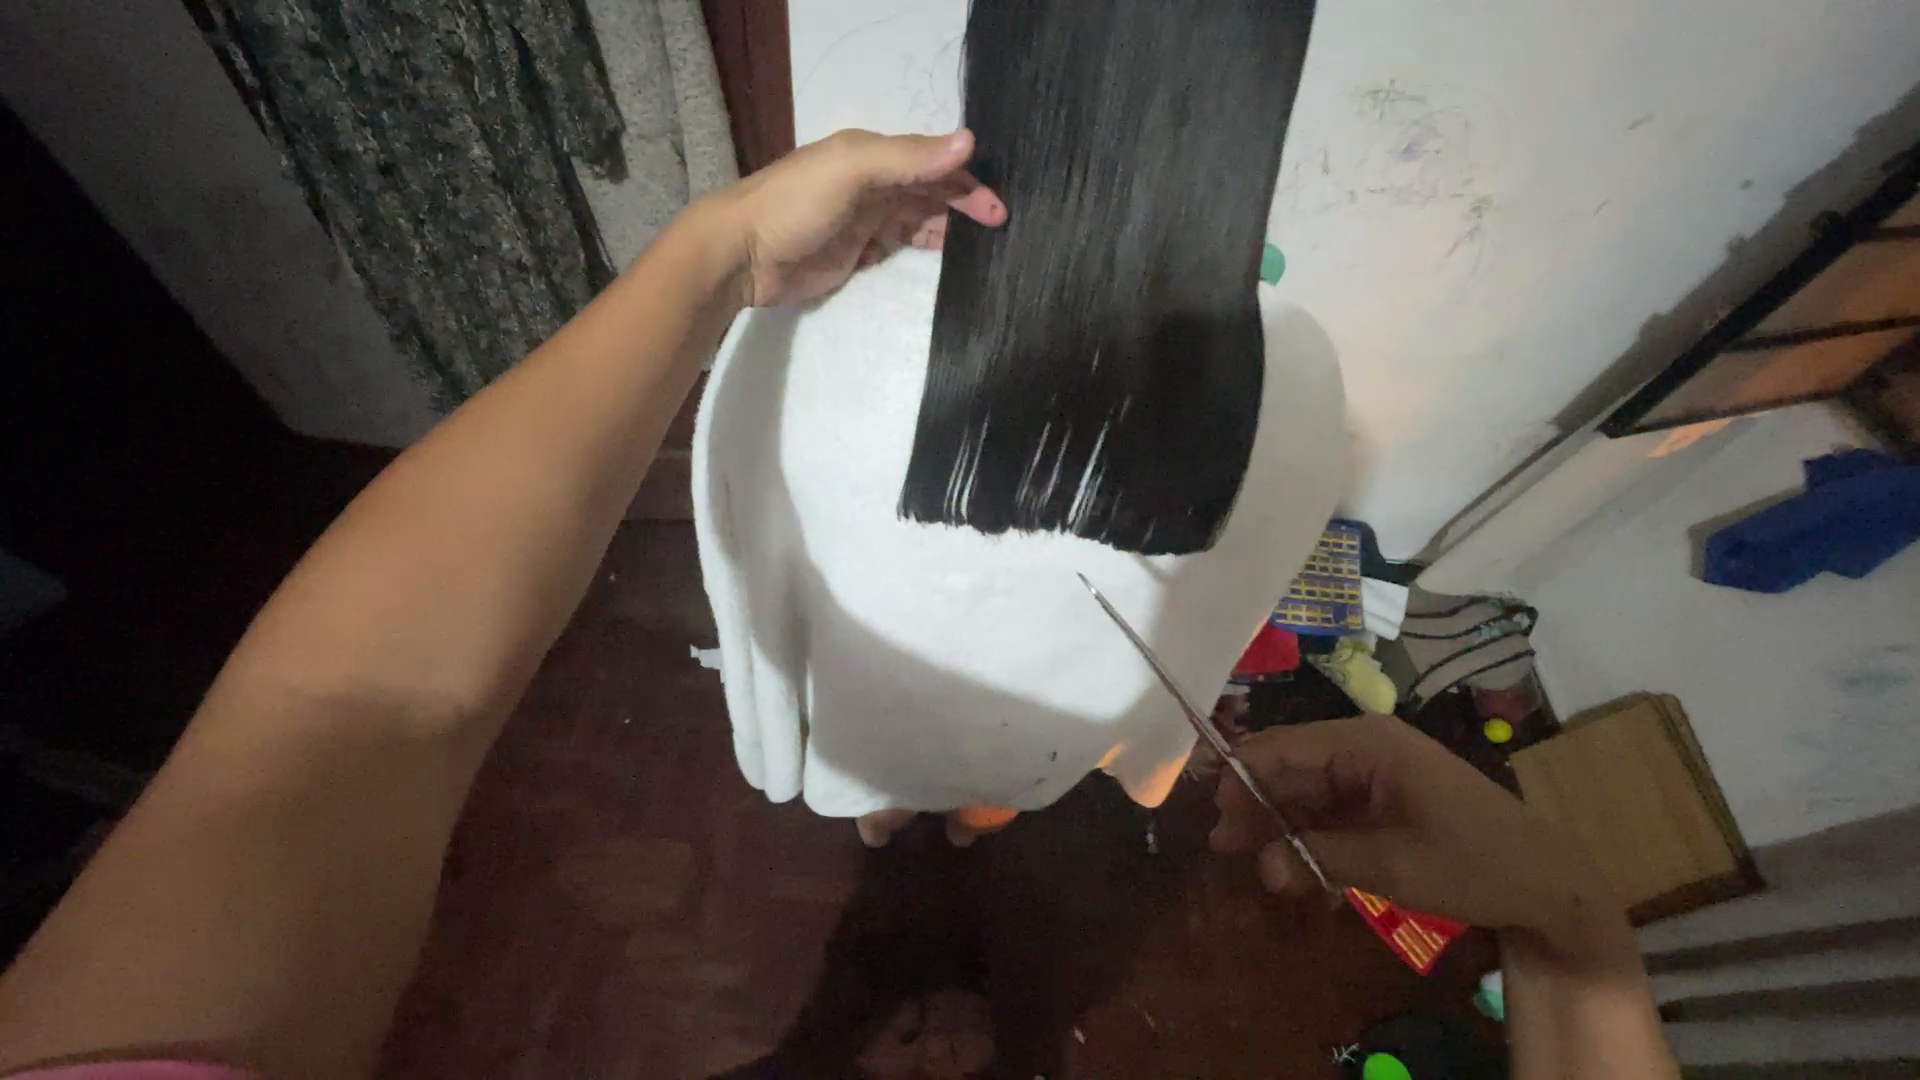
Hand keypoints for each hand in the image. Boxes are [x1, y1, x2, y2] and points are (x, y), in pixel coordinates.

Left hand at [709, 128, 1007, 307]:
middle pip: (930, 192)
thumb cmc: (795, 204)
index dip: (966, 182)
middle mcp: (874, 185)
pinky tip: (944, 260)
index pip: (932, 163)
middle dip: (964, 204)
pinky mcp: (858, 254)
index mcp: (874, 156)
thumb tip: (969, 143)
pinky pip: (899, 247)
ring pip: (918, 220)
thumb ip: (908, 157)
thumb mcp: (852, 169)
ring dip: (948, 228)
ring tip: (981, 248)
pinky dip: (922, 250)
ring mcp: (866, 221)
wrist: (745, 255)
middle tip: (999, 227)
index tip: (997, 209)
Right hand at [1211, 714, 1628, 955]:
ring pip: (1306, 788)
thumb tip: (1261, 869)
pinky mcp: (1382, 793)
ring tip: (1249, 859)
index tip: (1213, 808)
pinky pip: (1330, 806)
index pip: (1283, 747)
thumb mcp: (1391, 864)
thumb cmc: (1474, 863)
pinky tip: (1293, 866)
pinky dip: (1309, 833)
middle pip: (1290, 766)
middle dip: (1255, 804)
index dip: (1243, 775)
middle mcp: (1363, 745)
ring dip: (1279, 823)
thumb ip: (1319, 858)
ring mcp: (1373, 769)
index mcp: (1365, 743)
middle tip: (1222, 843)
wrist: (1551, 884)